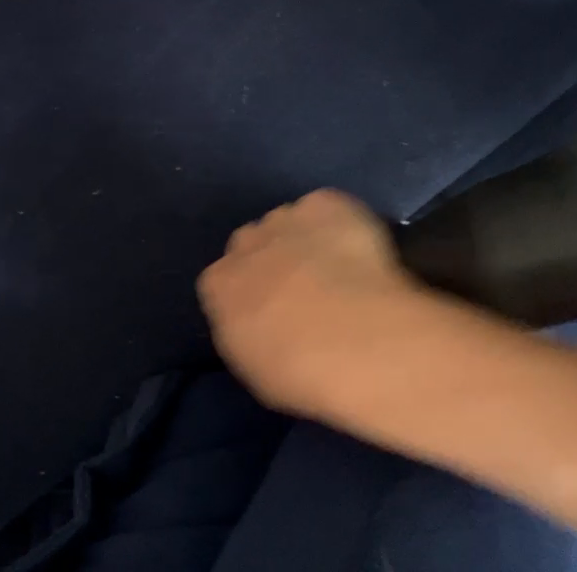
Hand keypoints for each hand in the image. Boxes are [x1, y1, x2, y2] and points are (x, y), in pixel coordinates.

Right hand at [198, 189, 432, 418]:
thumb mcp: (255, 369)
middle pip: (252, 243)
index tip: (272, 312)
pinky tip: (358, 248)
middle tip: (307, 290)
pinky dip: (340, 223)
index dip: (250, 294)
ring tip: (340, 270)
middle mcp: (243, 243)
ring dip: (306, 239)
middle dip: (272, 259)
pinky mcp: (326, 204)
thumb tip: (259, 326)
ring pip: (289, 221)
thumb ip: (246, 334)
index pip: (222, 281)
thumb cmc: (299, 372)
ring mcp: (284, 218)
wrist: (355, 339)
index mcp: (217, 285)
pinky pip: (327, 208)